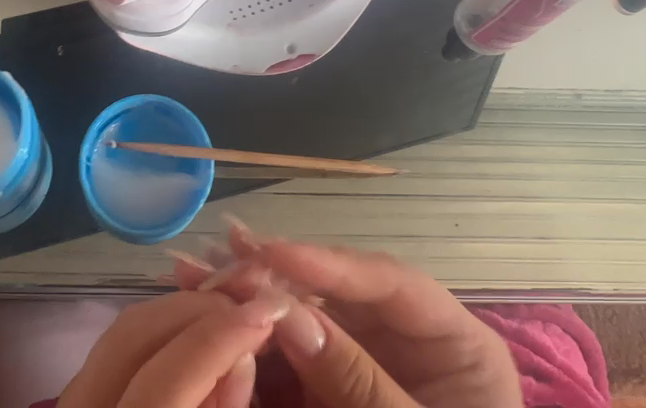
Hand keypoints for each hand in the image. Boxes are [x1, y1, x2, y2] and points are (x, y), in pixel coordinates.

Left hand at [61, 289, 292, 407]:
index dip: (222, 337)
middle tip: (250, 305)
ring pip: (122, 330)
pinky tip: (195, 331)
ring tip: (229, 312)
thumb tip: (242, 350)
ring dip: (179, 312)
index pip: (168, 378)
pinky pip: (115, 345)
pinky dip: (158, 330)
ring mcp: (71, 399)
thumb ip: (224, 407)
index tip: (269, 310)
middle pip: (134, 334)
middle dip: (198, 308)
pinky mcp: (76, 394)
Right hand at [173, 229, 521, 407]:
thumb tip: (290, 316)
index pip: (388, 282)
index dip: (328, 263)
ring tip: (193, 273)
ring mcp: (364, 365)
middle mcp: (404, 342)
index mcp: (453, 345)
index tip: (270, 253)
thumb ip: (357, 381)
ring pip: (302, 318)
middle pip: (335, 293)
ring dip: (249, 297)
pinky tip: (203, 308)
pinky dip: (246, 338)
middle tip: (218, 264)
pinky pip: (286, 359)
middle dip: (273, 276)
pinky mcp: (328, 392)